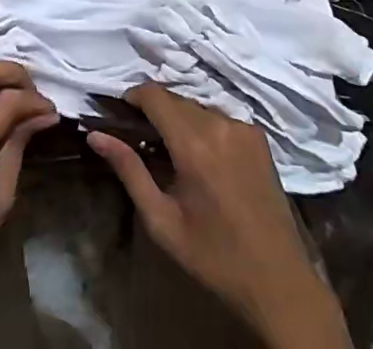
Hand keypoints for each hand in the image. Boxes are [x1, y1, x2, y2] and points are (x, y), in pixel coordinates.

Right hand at [87, 86, 351, 348]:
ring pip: (199, 106)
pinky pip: (221, 118)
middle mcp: (221, 124)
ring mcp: (244, 127)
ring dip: (180, 117)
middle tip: (139, 137)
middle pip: (177, 99)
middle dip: (155, 110)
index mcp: (194, 144)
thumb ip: (129, 170)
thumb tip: (97, 135)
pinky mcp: (259, 136)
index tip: (118, 111)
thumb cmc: (212, 254)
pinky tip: (201, 155)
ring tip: (169, 149)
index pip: (156, 96)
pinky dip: (204, 126)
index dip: (133, 96)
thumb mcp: (161, 219)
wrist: (275, 276)